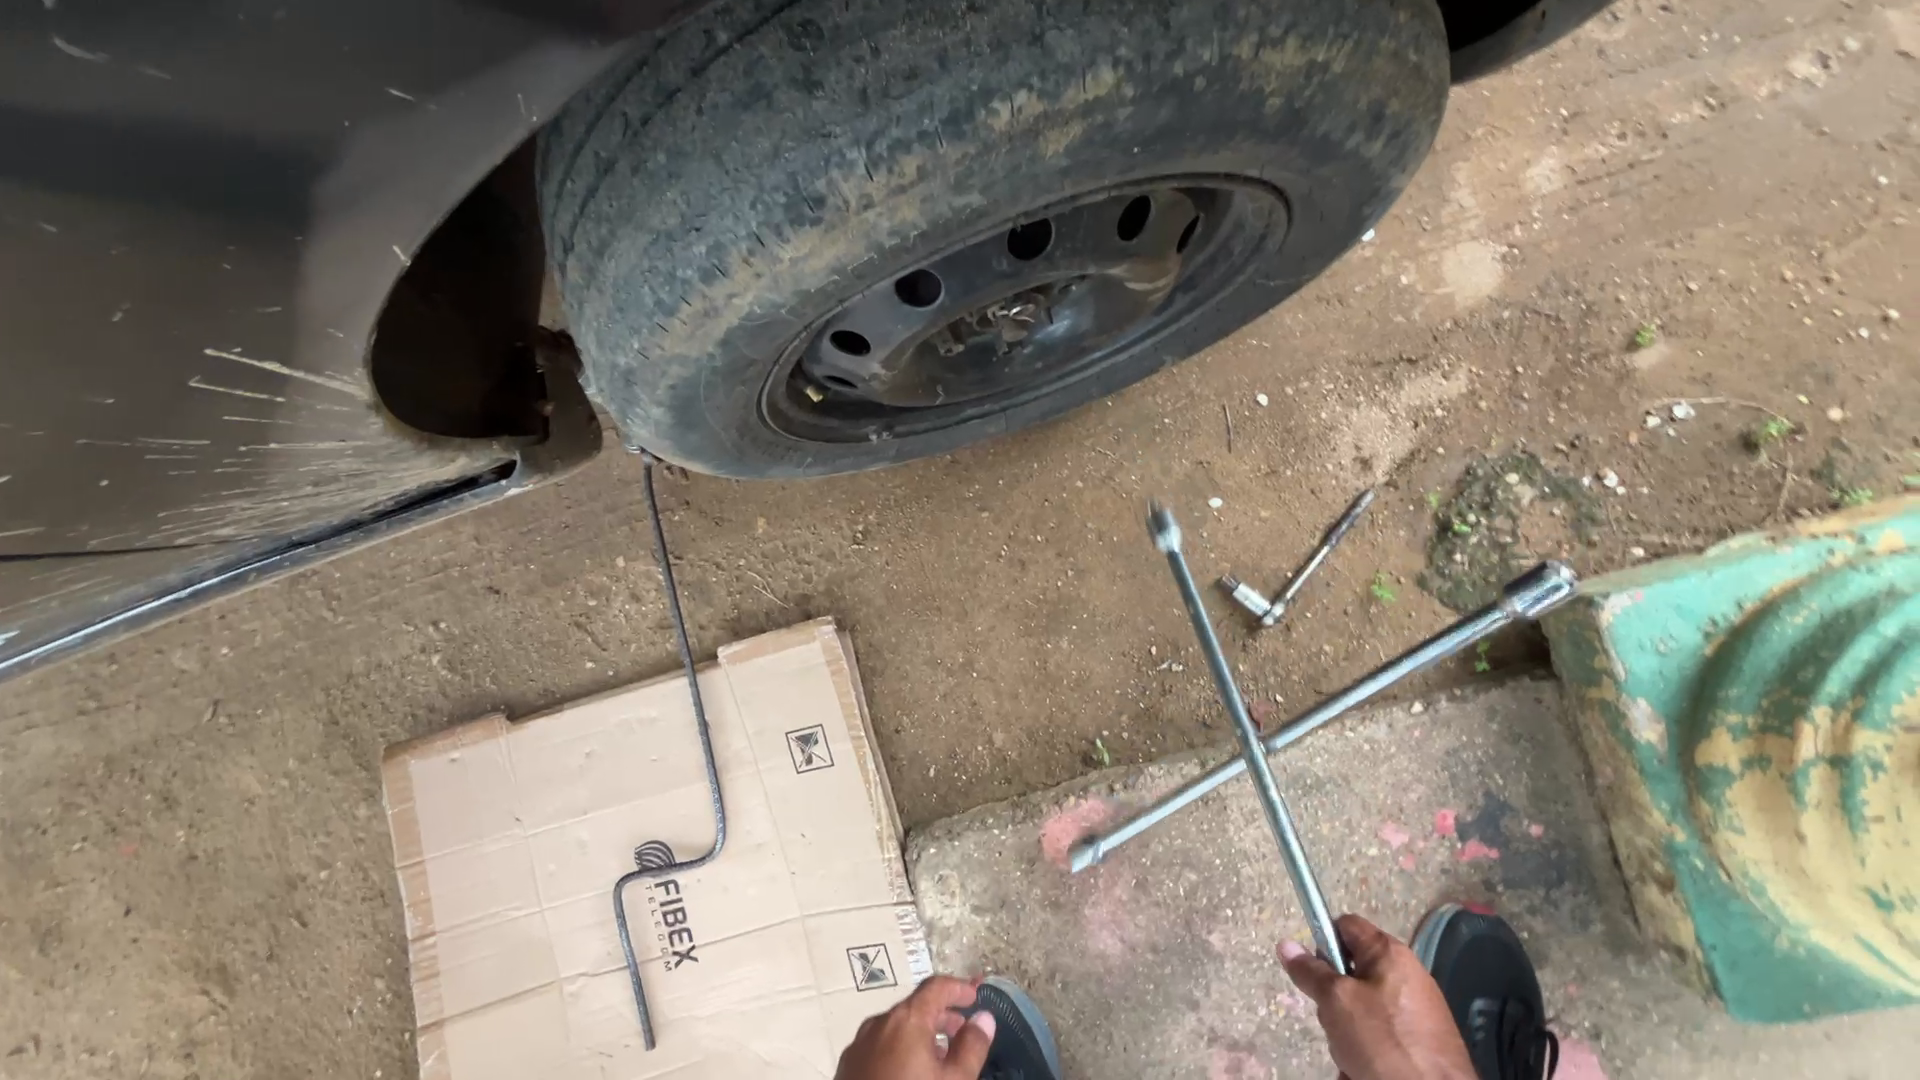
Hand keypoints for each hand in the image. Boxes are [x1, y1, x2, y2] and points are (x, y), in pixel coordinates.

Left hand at [835, 975, 997, 1079]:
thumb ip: (972, 1047)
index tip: (975, 996)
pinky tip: (908, 1071)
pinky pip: (879, 1045)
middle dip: (941, 1013)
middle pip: (915, 1006)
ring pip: (895, 1027)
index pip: (936, 987)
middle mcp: (879, 1023)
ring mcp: (859, 1044)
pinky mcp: (848, 1066)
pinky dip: (899, 1048)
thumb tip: (983, 1018)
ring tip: (939, 1053)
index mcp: (906, 1019)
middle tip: (961, 1028)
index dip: (958, 988)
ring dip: (920, 1032)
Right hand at [1279, 915, 1476, 1079]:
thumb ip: (1310, 972)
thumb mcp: (1336, 1002)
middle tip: (1333, 1019)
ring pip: (1363, 1009)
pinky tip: (1364, 1069)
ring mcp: (1418, 1012)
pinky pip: (1381, 1037)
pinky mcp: (1423, 1043)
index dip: (1322, 941)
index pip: (1345, 925)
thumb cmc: (1384, 1042)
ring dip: (1347, 1031)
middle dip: (1333, 997)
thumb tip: (1286, 944)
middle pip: (1352, 971)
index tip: (1314, 972)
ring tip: (1350, 1054)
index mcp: (1390, 954)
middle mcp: (1408, 976)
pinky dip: (1368, 1051)